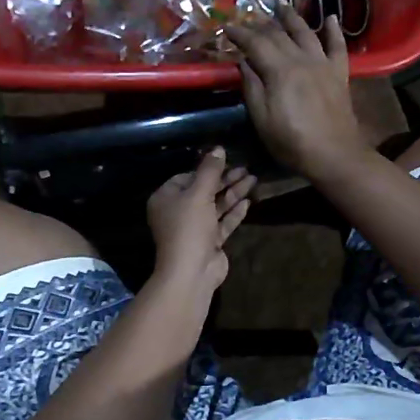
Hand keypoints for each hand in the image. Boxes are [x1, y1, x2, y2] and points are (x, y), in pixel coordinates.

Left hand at [146, 147, 256, 291]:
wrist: (191, 271)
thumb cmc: (189, 227)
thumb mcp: (198, 193)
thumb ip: (210, 170)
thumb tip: (218, 148)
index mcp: (166, 198)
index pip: (186, 177)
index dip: (207, 170)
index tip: (226, 162)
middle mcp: (178, 212)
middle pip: (204, 191)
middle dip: (225, 180)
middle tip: (246, 169)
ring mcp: (194, 228)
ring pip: (215, 206)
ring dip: (233, 193)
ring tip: (253, 180)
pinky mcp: (209, 242)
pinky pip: (222, 223)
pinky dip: (233, 212)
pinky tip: (248, 202)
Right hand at [228, 7, 369, 178]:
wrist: (334, 154)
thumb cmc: (292, 142)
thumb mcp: (262, 119)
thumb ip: (252, 87)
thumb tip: (244, 61)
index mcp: (280, 70)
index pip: (256, 43)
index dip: (240, 34)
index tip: (227, 28)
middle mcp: (302, 59)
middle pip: (279, 35)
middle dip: (261, 25)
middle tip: (248, 20)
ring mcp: (323, 64)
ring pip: (306, 33)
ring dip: (292, 17)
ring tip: (282, 5)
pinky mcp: (339, 74)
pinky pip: (338, 46)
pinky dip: (334, 31)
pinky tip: (331, 18)